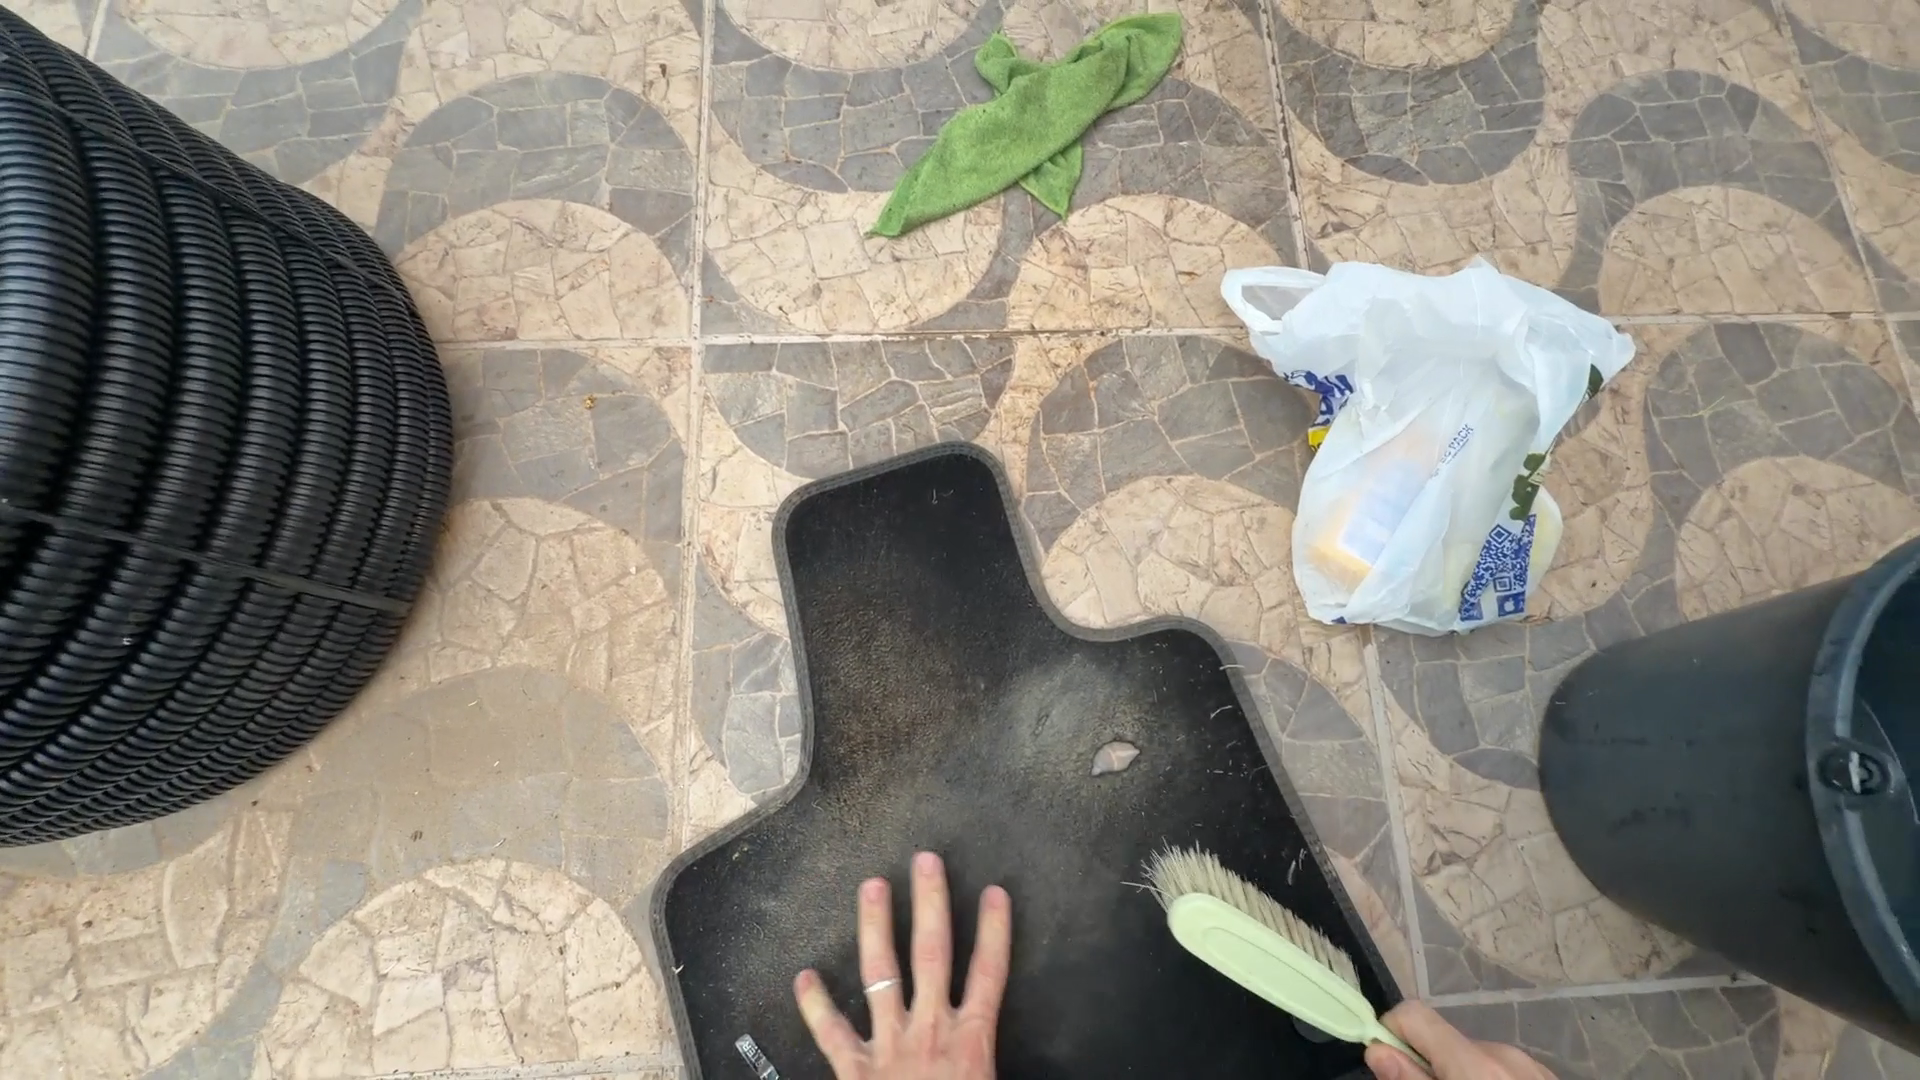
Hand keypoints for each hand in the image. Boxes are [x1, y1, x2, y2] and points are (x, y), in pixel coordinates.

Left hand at [794, 852, 1012, 1079]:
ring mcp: (889, 1047)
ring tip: (871, 885)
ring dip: (876, 927)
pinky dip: (815, 1007)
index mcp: (971, 1044)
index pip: (989, 976)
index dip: (995, 932)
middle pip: (933, 954)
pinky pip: (832, 1036)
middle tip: (925, 860)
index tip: (995, 892)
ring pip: (882, 974)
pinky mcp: (855, 1072)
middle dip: (931, 905)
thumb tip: (999, 1052)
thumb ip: (991, 1070)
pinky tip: (803, 977)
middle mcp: (930, 1032)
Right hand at [1366, 1002, 1555, 1078]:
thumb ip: (1412, 1079)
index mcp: (1475, 1062)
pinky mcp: (1552, 1078)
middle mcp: (1505, 1054)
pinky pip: (1506, 1070)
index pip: (1413, 1012)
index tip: (1391, 1064)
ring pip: (1476, 1056)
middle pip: (1444, 1038)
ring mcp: (1536, 1067)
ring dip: (1463, 1073)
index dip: (1392, 1031)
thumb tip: (1376, 1049)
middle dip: (1430, 1062)